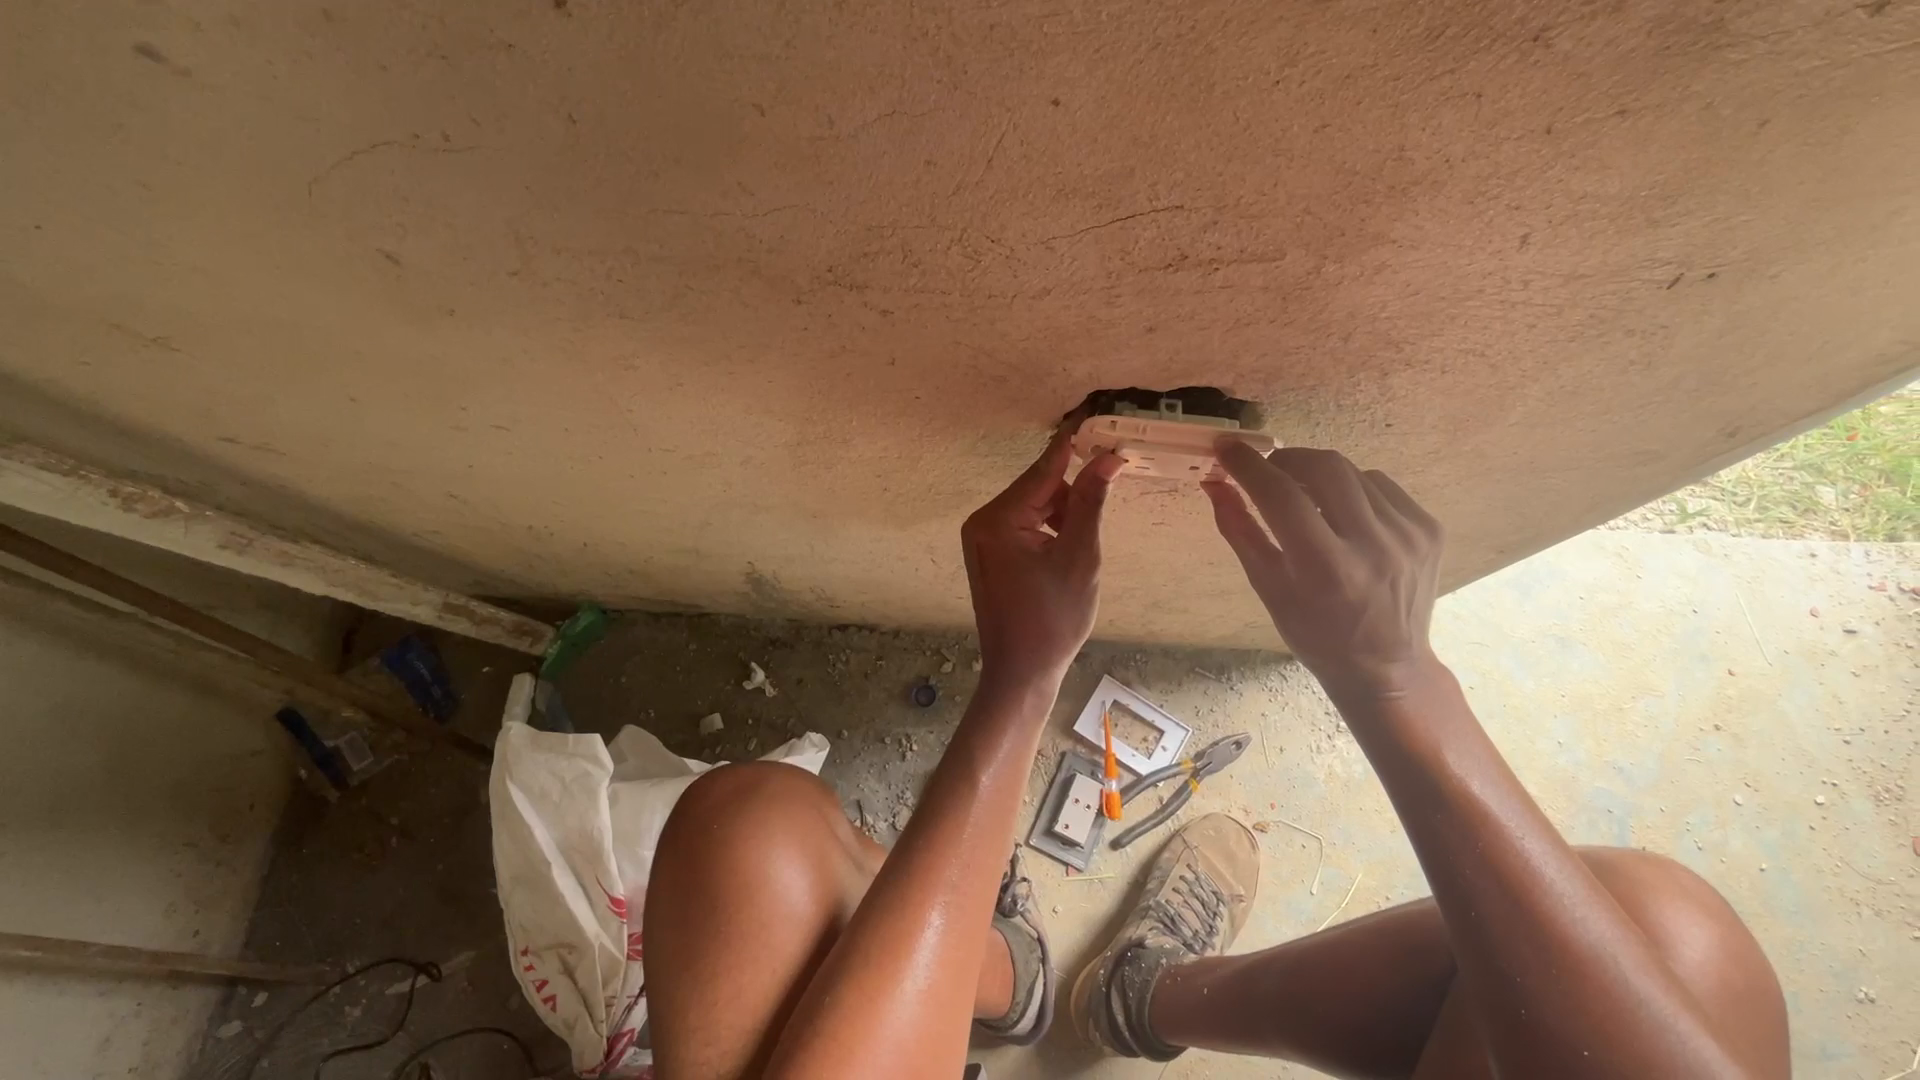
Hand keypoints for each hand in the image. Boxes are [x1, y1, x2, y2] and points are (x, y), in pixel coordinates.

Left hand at [962, 434, 1124, 689]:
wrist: (1021, 671)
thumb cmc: (1053, 620)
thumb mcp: (1080, 556)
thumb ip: (1091, 502)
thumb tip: (1107, 457)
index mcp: (998, 519)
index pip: (1044, 467)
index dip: (1074, 441)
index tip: (1095, 413)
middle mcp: (983, 521)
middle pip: (1038, 486)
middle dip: (1072, 492)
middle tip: (1109, 494)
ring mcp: (982, 538)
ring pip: (1034, 506)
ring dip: (1063, 514)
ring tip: (1081, 550)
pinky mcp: (989, 552)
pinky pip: (1024, 524)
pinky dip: (1050, 528)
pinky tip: (1067, 552)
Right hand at [1203, 443, 1444, 705]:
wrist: (1385, 665)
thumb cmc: (1314, 632)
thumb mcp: (1267, 587)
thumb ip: (1239, 530)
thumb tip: (1214, 482)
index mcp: (1324, 568)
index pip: (1281, 495)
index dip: (1249, 465)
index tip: (1226, 447)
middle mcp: (1372, 545)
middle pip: (1324, 467)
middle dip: (1287, 459)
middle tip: (1267, 471)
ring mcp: (1408, 535)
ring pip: (1353, 472)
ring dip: (1318, 475)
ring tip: (1305, 498)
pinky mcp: (1429, 529)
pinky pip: (1381, 486)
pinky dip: (1353, 488)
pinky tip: (1343, 514)